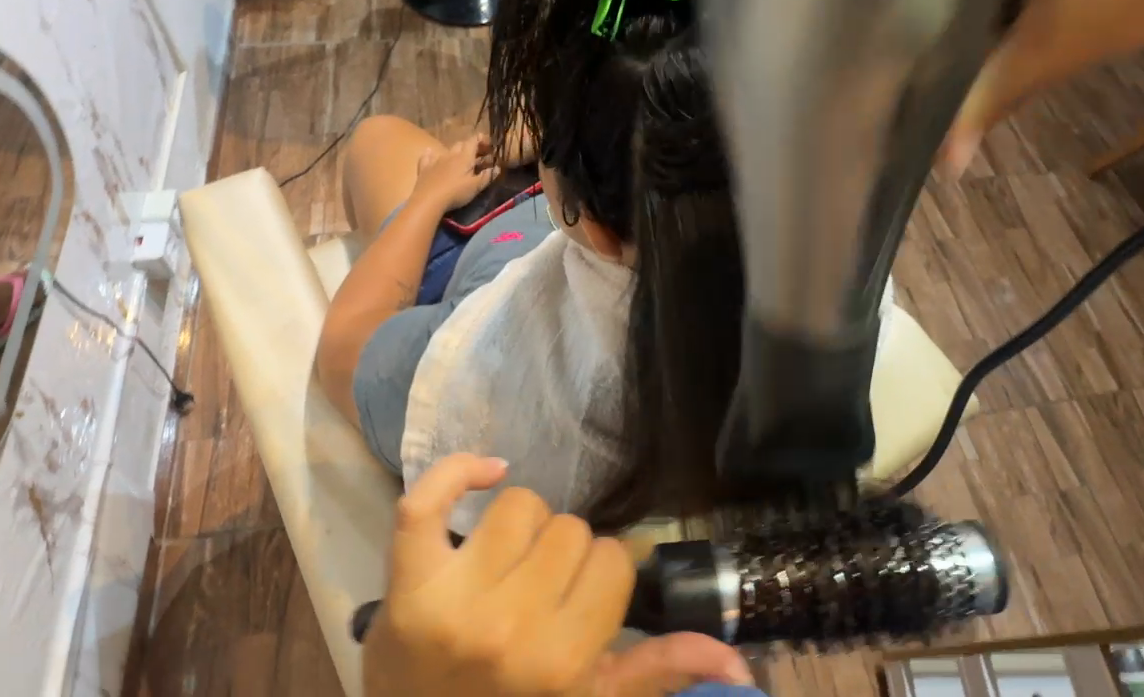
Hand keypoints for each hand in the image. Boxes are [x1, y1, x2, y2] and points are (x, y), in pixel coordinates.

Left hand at [363, 454, 753, 696]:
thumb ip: (658, 673)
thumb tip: (739, 663)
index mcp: (562, 662)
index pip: (613, 561)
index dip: (602, 573)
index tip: (582, 597)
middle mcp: (509, 627)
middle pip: (569, 529)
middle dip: (564, 554)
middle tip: (541, 588)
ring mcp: (451, 600)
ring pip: (518, 504)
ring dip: (522, 525)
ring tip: (508, 563)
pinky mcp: (405, 581)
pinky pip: (427, 500)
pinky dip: (457, 471)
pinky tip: (488, 472)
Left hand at [411, 136, 496, 210]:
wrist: (429, 200)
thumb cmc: (456, 193)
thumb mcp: (476, 187)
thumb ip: (487, 176)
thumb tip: (497, 167)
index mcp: (465, 156)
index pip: (474, 140)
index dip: (483, 140)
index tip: (489, 147)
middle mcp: (451, 154)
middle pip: (462, 144)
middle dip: (471, 147)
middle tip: (479, 157)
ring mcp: (436, 159)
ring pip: (447, 150)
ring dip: (455, 153)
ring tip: (460, 161)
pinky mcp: (424, 167)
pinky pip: (428, 156)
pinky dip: (432, 154)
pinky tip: (431, 154)